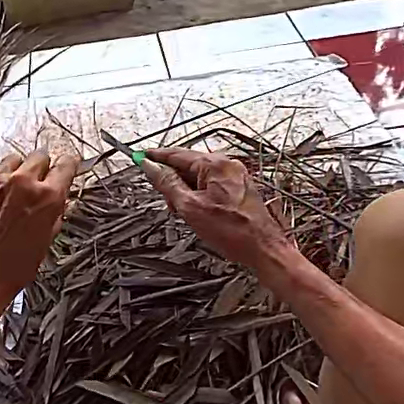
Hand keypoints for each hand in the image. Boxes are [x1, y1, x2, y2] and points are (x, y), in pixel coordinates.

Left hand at [0, 149, 77, 308]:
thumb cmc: (12, 266)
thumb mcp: (47, 239)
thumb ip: (56, 211)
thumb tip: (60, 199)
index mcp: (47, 197)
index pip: (66, 165)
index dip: (68, 165)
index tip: (67, 164)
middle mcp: (21, 183)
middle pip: (39, 156)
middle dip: (41, 168)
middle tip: (36, 183)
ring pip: (13, 160)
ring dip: (16, 172)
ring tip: (10, 193)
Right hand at [141, 148, 296, 270]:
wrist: (262, 248)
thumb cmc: (233, 231)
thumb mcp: (190, 208)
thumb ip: (167, 184)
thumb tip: (151, 168)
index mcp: (216, 164)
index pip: (177, 154)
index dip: (156, 157)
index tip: (141, 156)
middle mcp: (228, 165)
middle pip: (188, 165)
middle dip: (173, 181)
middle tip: (166, 200)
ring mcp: (235, 176)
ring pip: (199, 177)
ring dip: (186, 191)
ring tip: (185, 212)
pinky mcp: (239, 188)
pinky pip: (211, 185)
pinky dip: (199, 195)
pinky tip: (197, 213)